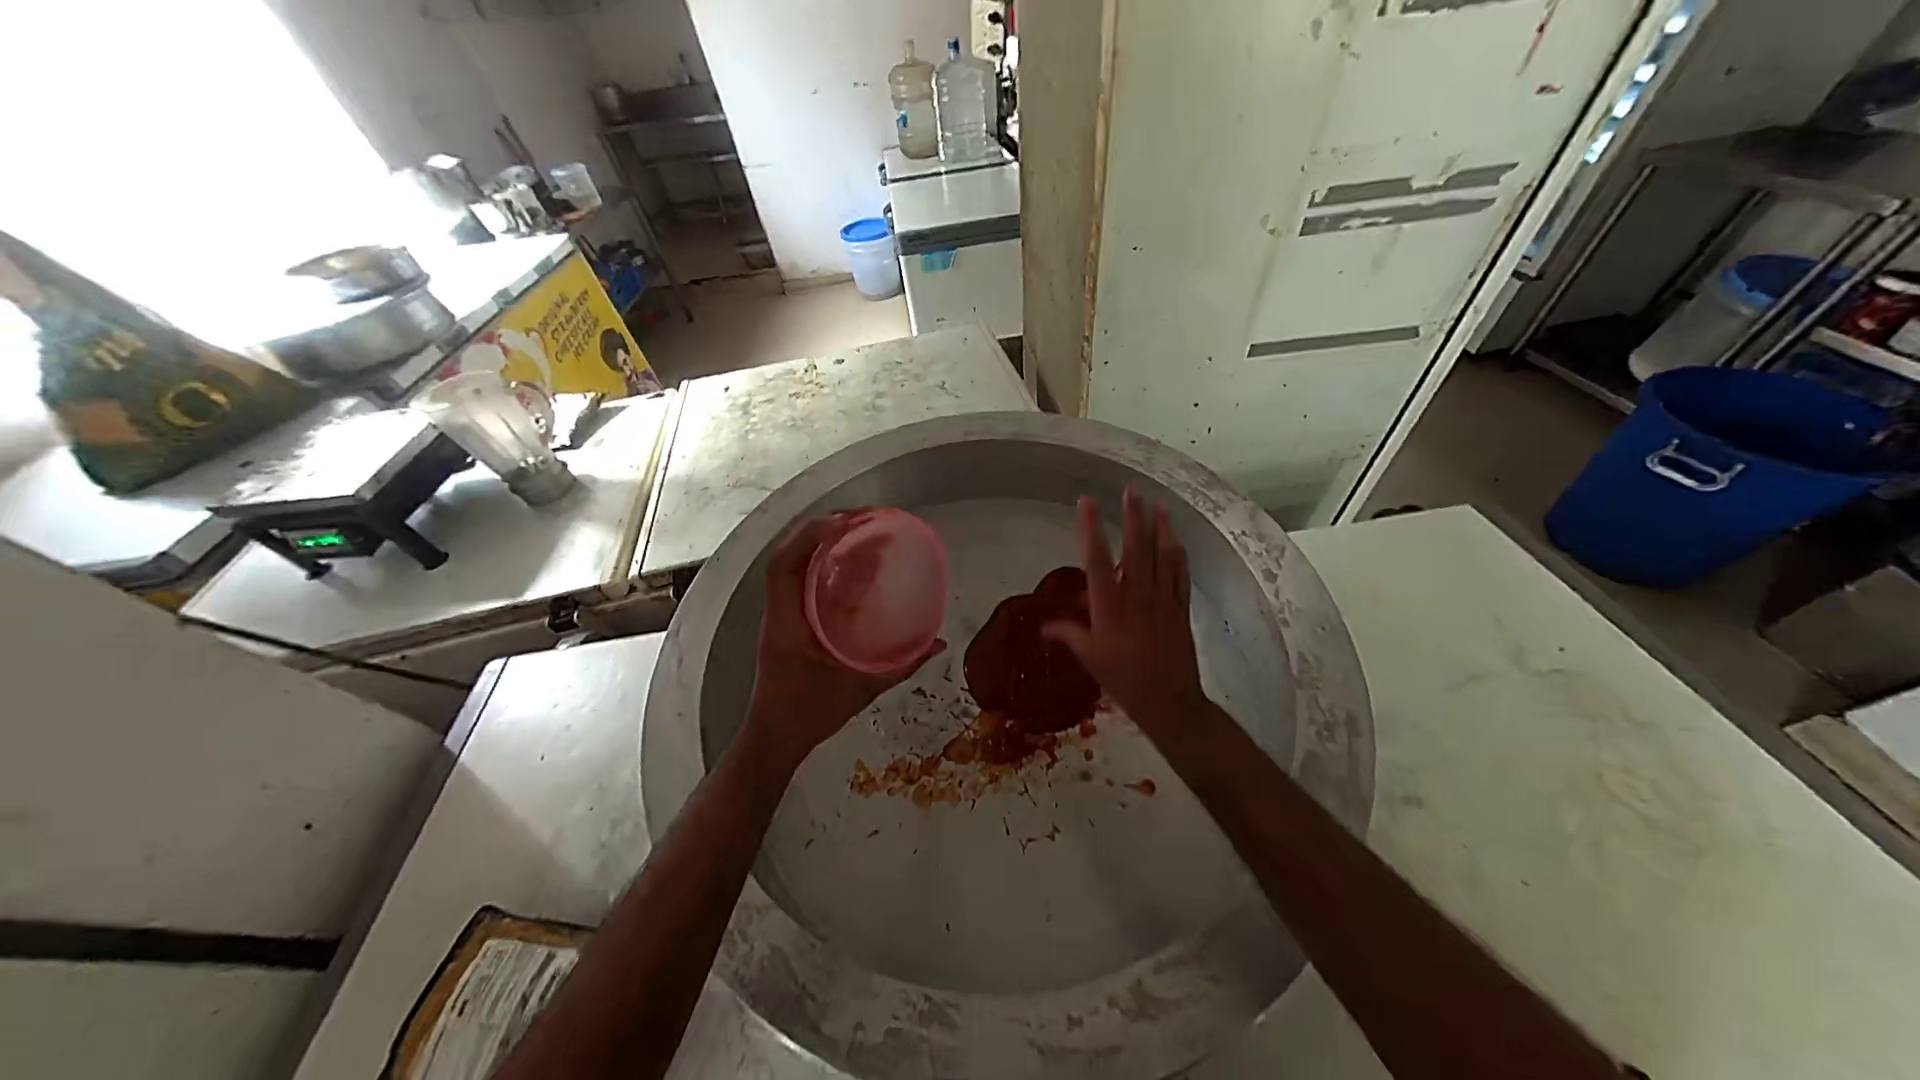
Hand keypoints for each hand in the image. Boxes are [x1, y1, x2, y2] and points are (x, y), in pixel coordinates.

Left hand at [744, 512, 945, 769]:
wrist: (774, 739)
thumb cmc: (808, 715)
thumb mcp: (859, 691)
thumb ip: (900, 667)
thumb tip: (938, 644)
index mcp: (786, 624)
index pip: (783, 566)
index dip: (809, 536)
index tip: (844, 522)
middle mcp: (778, 612)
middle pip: (788, 554)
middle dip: (821, 530)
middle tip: (862, 520)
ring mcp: (779, 615)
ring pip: (792, 564)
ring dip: (820, 544)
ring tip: (860, 534)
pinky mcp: (786, 622)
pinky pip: (799, 580)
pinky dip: (822, 565)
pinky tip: (851, 567)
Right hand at [1042, 488, 1206, 737]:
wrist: (1168, 700)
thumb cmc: (1122, 679)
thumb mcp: (1089, 657)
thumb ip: (1068, 635)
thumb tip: (1044, 627)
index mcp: (1110, 606)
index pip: (1098, 559)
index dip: (1091, 528)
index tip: (1087, 502)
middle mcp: (1137, 595)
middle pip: (1136, 548)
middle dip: (1133, 516)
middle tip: (1131, 490)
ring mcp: (1162, 599)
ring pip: (1163, 555)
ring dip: (1160, 527)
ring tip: (1157, 504)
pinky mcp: (1179, 607)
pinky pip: (1180, 572)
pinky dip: (1178, 552)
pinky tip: (1175, 537)